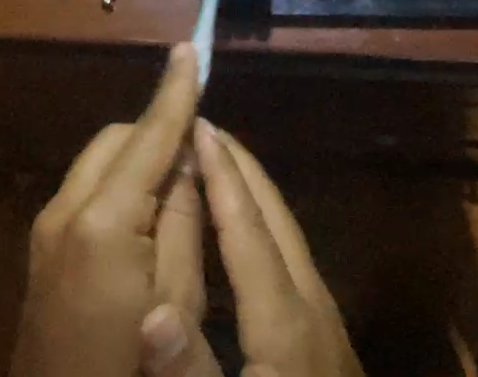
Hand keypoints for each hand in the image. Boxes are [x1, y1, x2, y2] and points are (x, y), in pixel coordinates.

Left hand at [11, 43, 204, 376]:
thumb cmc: (132, 368)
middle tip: (200, 157)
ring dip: (138, 158)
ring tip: (177, 191)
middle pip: (119, 139)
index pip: (150, 136)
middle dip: (158, 132)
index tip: (190, 49)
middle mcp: (65, 209)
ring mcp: (46, 229)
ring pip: (101, 160)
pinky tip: (144, 217)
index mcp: (104, 220)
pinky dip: (119, 183)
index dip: (176, 92)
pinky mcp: (41, 249)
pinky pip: (87, 189)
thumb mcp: (177, 300)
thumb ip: (184, 220)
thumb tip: (188, 160)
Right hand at [140, 119, 363, 376]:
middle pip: (277, 218)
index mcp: (285, 319)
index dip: (223, 176)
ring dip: (252, 192)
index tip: (199, 125)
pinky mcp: (324, 332)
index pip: (249, 231)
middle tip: (203, 126)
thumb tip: (153, 314)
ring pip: (288, 233)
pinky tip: (242, 234)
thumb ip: (190, 371)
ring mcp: (324, 315)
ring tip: (217, 163)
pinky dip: (261, 224)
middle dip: (241, 167)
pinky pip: (289, 256)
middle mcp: (312, 301)